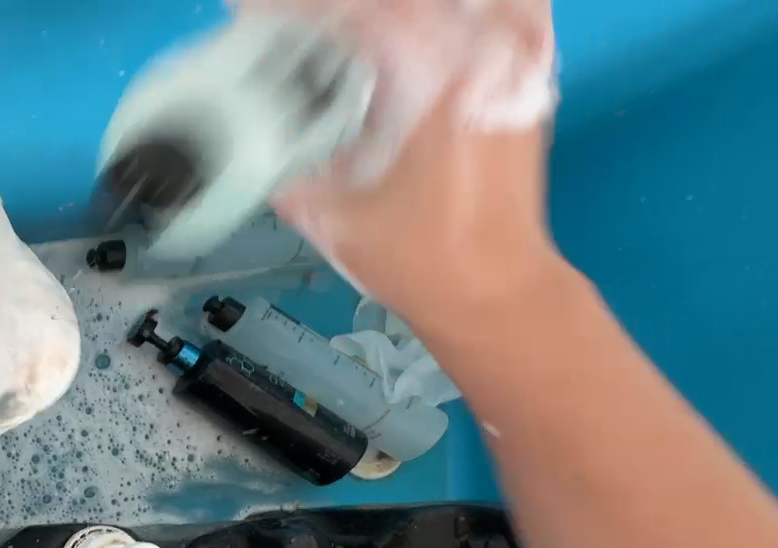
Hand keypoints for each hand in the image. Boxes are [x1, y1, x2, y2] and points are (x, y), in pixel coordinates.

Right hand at [269, 1, 564, 329]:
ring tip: (336, 29)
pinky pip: (500, 6)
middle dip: (339, 11)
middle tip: (290, 22)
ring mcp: (518, 56)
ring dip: (389, 14)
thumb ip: (290, 174)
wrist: (491, 285)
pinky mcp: (526, 71)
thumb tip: (258, 146)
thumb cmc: (419, 258)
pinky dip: (446, 15)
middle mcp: (490, 51)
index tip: (255, 12)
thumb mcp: (332, 220)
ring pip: (454, 1)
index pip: (367, 14)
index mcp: (441, 82)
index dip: (304, 11)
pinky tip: (416, 29)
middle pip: (407, 2)